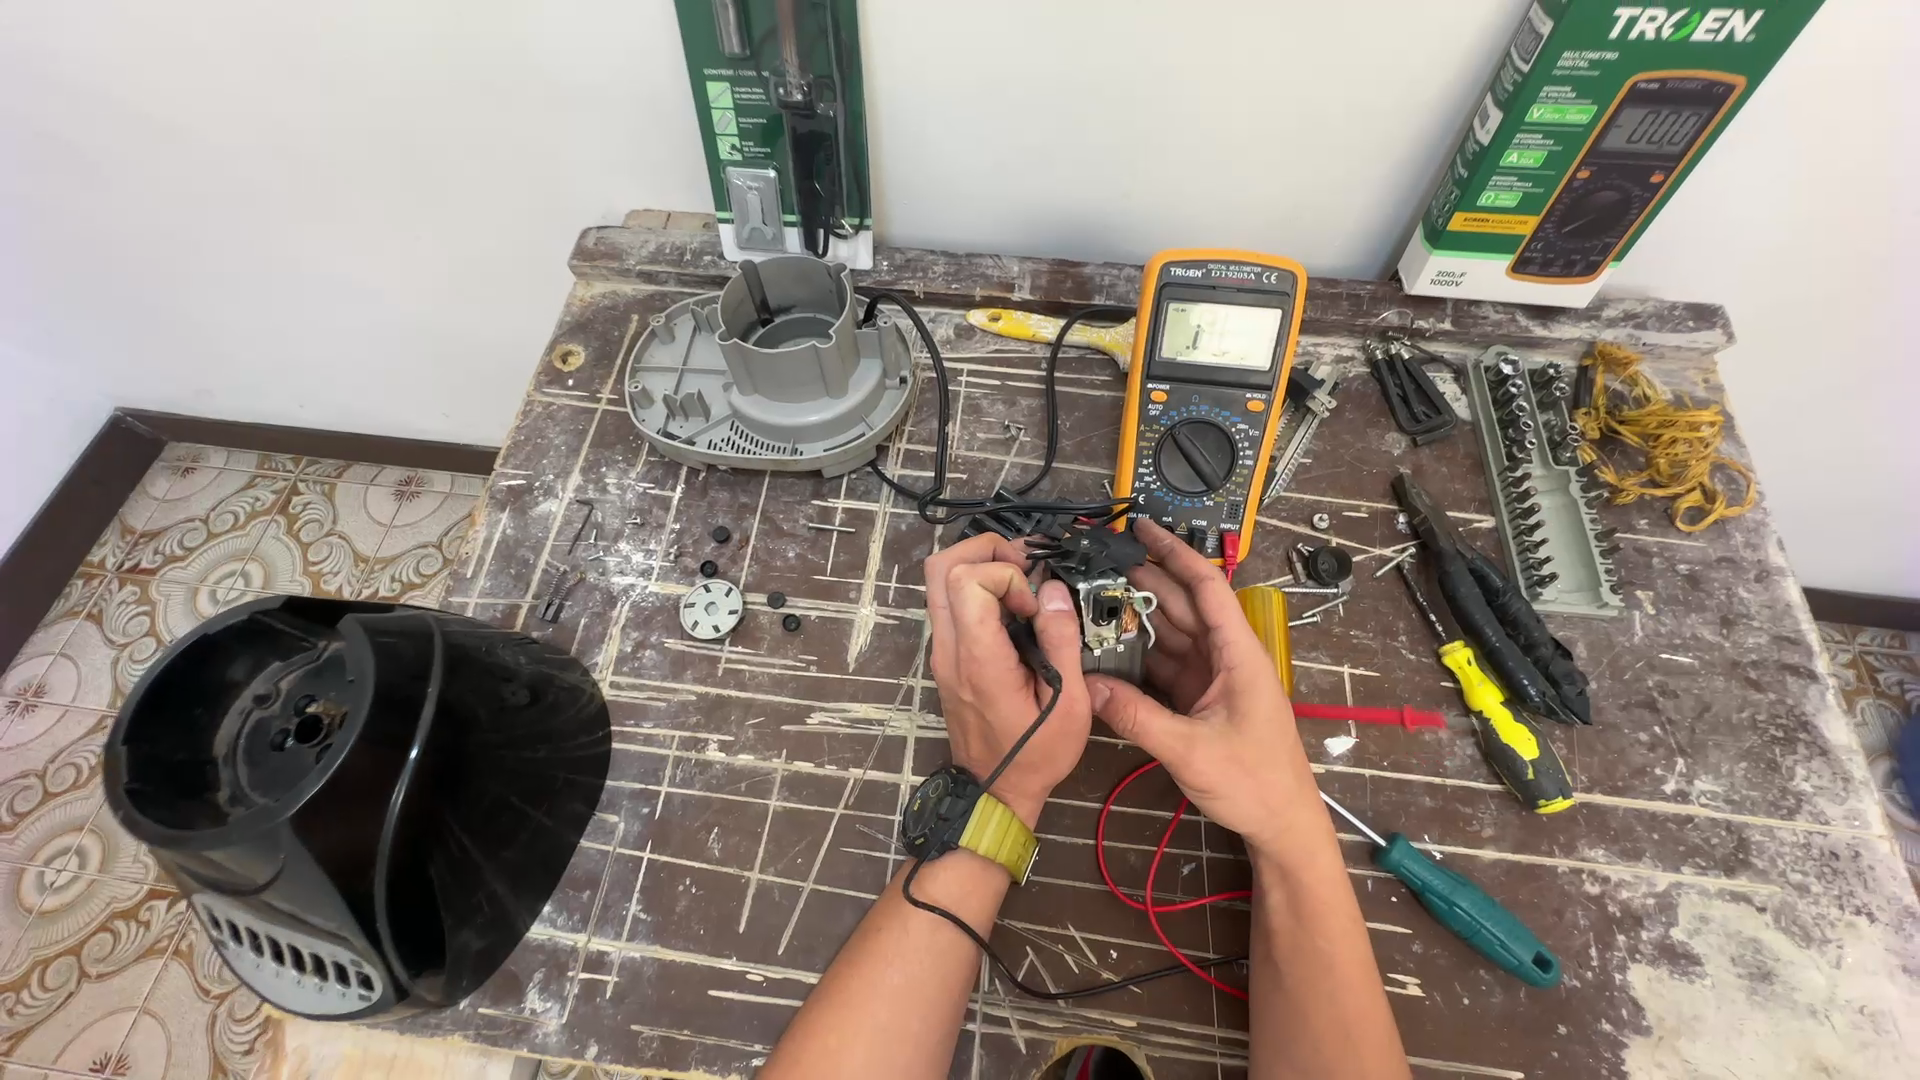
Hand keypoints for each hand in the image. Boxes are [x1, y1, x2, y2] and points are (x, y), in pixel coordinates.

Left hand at [924, 534, 1091, 825]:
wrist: (995, 790)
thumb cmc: (1036, 753)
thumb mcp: (1069, 704)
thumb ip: (1061, 641)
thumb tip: (1053, 591)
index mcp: (978, 658)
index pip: (967, 579)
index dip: (1005, 574)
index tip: (1034, 604)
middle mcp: (949, 647)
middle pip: (940, 567)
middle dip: (985, 551)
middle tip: (1024, 569)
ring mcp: (941, 650)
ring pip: (939, 581)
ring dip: (980, 566)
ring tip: (1021, 584)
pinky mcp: (946, 656)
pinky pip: (949, 602)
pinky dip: (977, 588)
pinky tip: (1013, 608)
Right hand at [1085, 519, 1321, 855]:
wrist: (1282, 826)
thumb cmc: (1253, 782)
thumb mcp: (1191, 750)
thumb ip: (1136, 717)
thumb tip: (1085, 687)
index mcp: (1237, 653)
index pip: (1206, 587)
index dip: (1175, 553)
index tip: (1142, 528)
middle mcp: (1224, 656)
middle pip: (1181, 606)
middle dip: (1144, 581)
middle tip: (1098, 563)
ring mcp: (1211, 678)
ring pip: (1169, 635)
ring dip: (1136, 619)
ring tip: (1093, 600)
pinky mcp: (1199, 699)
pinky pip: (1163, 666)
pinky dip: (1137, 657)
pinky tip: (1107, 649)